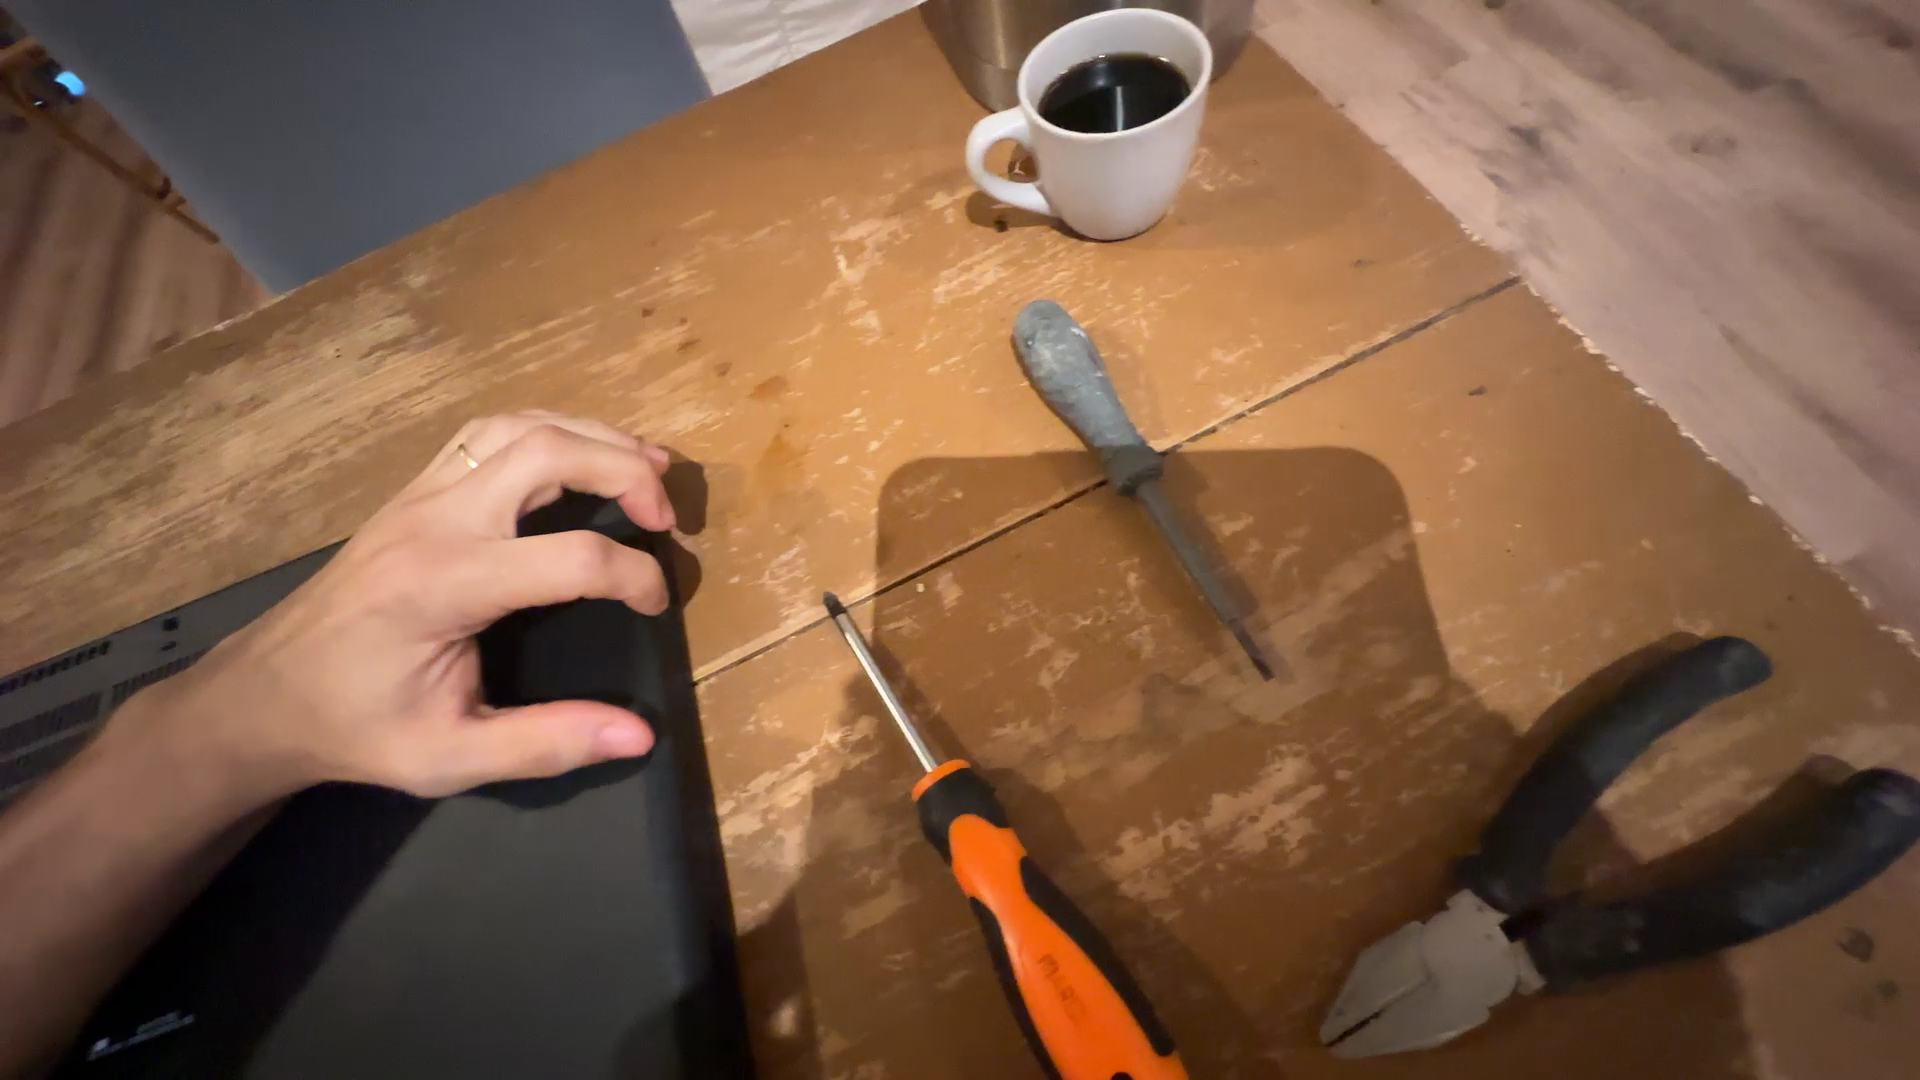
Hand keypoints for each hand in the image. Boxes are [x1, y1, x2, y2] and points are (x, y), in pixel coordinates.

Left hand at [114, 412, 678, 802]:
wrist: (261, 695)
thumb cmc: (358, 727)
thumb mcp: (448, 757)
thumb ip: (546, 743)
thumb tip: (639, 735)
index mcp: (445, 587)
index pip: (572, 557)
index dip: (636, 577)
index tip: (655, 606)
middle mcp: (435, 521)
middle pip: (547, 452)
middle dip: (626, 471)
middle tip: (667, 516)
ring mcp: (422, 494)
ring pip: (520, 426)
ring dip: (595, 436)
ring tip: (647, 467)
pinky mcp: (419, 489)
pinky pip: (495, 432)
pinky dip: (556, 430)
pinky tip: (586, 454)